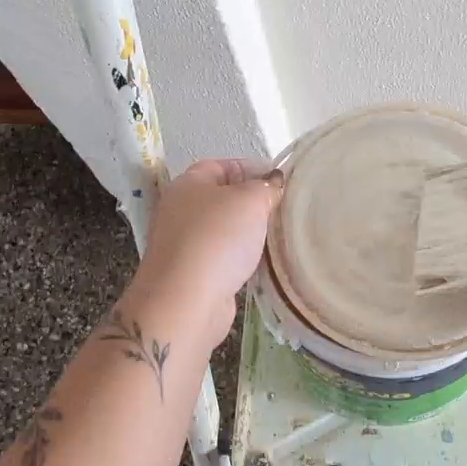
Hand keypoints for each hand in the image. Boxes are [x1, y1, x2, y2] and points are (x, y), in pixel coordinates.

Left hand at [129, 159, 283, 349]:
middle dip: (254, 201)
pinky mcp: (193, 273)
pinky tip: (264, 262)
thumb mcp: (250, 201)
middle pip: (223, 197)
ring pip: (224, 229)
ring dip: (250, 232)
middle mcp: (181, 210)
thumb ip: (266, 186)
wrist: (187, 300)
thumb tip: (274, 182)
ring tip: (281, 234)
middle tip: (285, 208)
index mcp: (188, 183)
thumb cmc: (218, 238)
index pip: (222, 165)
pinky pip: (224, 256)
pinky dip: (243, 257)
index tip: (281, 180)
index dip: (251, 167)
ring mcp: (185, 243)